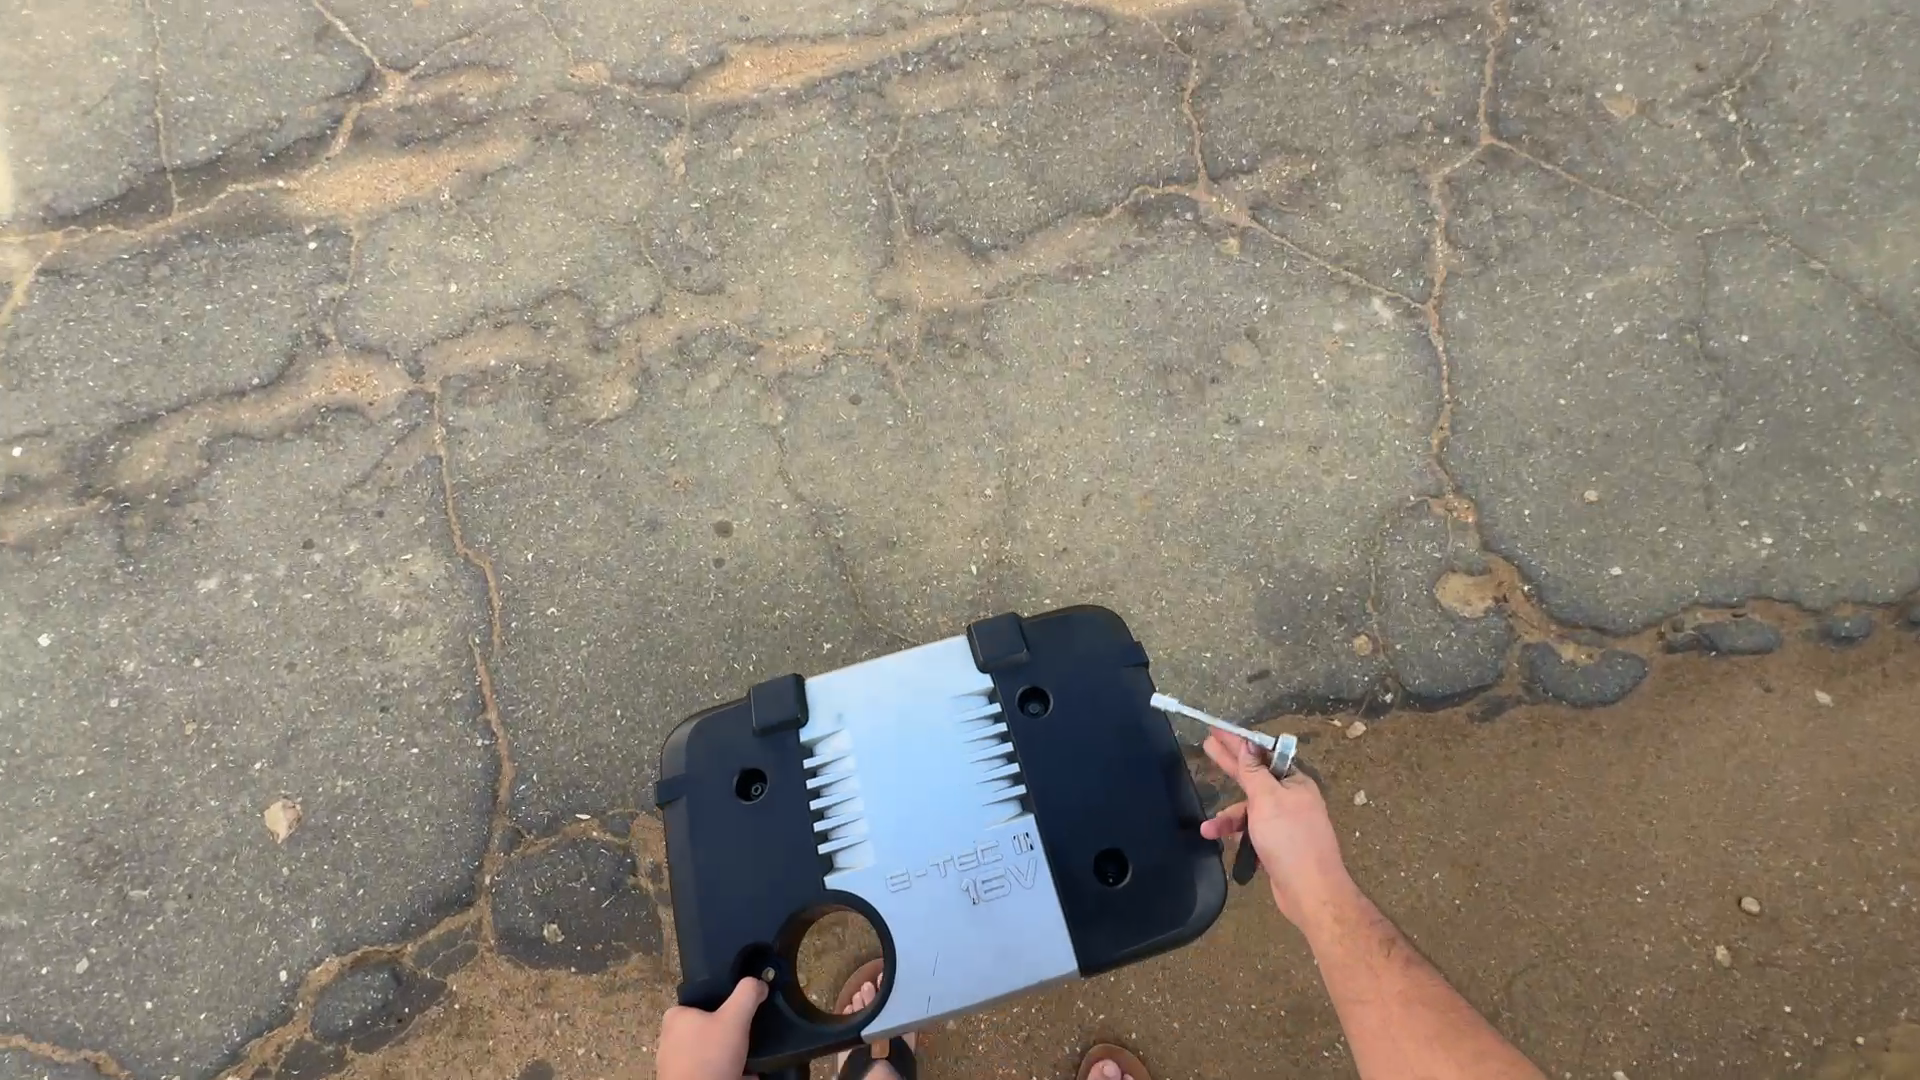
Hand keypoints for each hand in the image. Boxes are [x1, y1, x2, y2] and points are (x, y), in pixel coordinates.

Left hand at [657, 977, 766, 1079]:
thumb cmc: (710, 1056)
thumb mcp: (736, 1016)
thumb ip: (748, 992)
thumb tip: (759, 983)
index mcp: (675, 1018)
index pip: (700, 1000)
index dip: (722, 1002)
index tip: (739, 1011)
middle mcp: (669, 1042)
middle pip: (707, 1028)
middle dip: (728, 1033)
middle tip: (746, 1035)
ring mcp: (675, 1068)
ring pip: (709, 1054)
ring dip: (729, 1056)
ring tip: (749, 1059)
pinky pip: (709, 1073)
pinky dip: (726, 1074)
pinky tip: (745, 1076)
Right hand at [1199, 732, 1353, 929]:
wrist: (1311, 893)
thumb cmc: (1289, 839)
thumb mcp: (1267, 799)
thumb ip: (1253, 772)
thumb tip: (1247, 744)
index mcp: (1295, 783)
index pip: (1262, 755)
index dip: (1238, 742)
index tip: (1218, 730)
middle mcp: (1291, 800)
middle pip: (1254, 777)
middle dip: (1229, 765)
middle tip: (1208, 745)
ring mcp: (1285, 823)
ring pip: (1249, 809)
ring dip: (1228, 818)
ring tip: (1208, 827)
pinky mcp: (1278, 845)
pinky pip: (1252, 830)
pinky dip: (1237, 834)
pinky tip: (1222, 842)